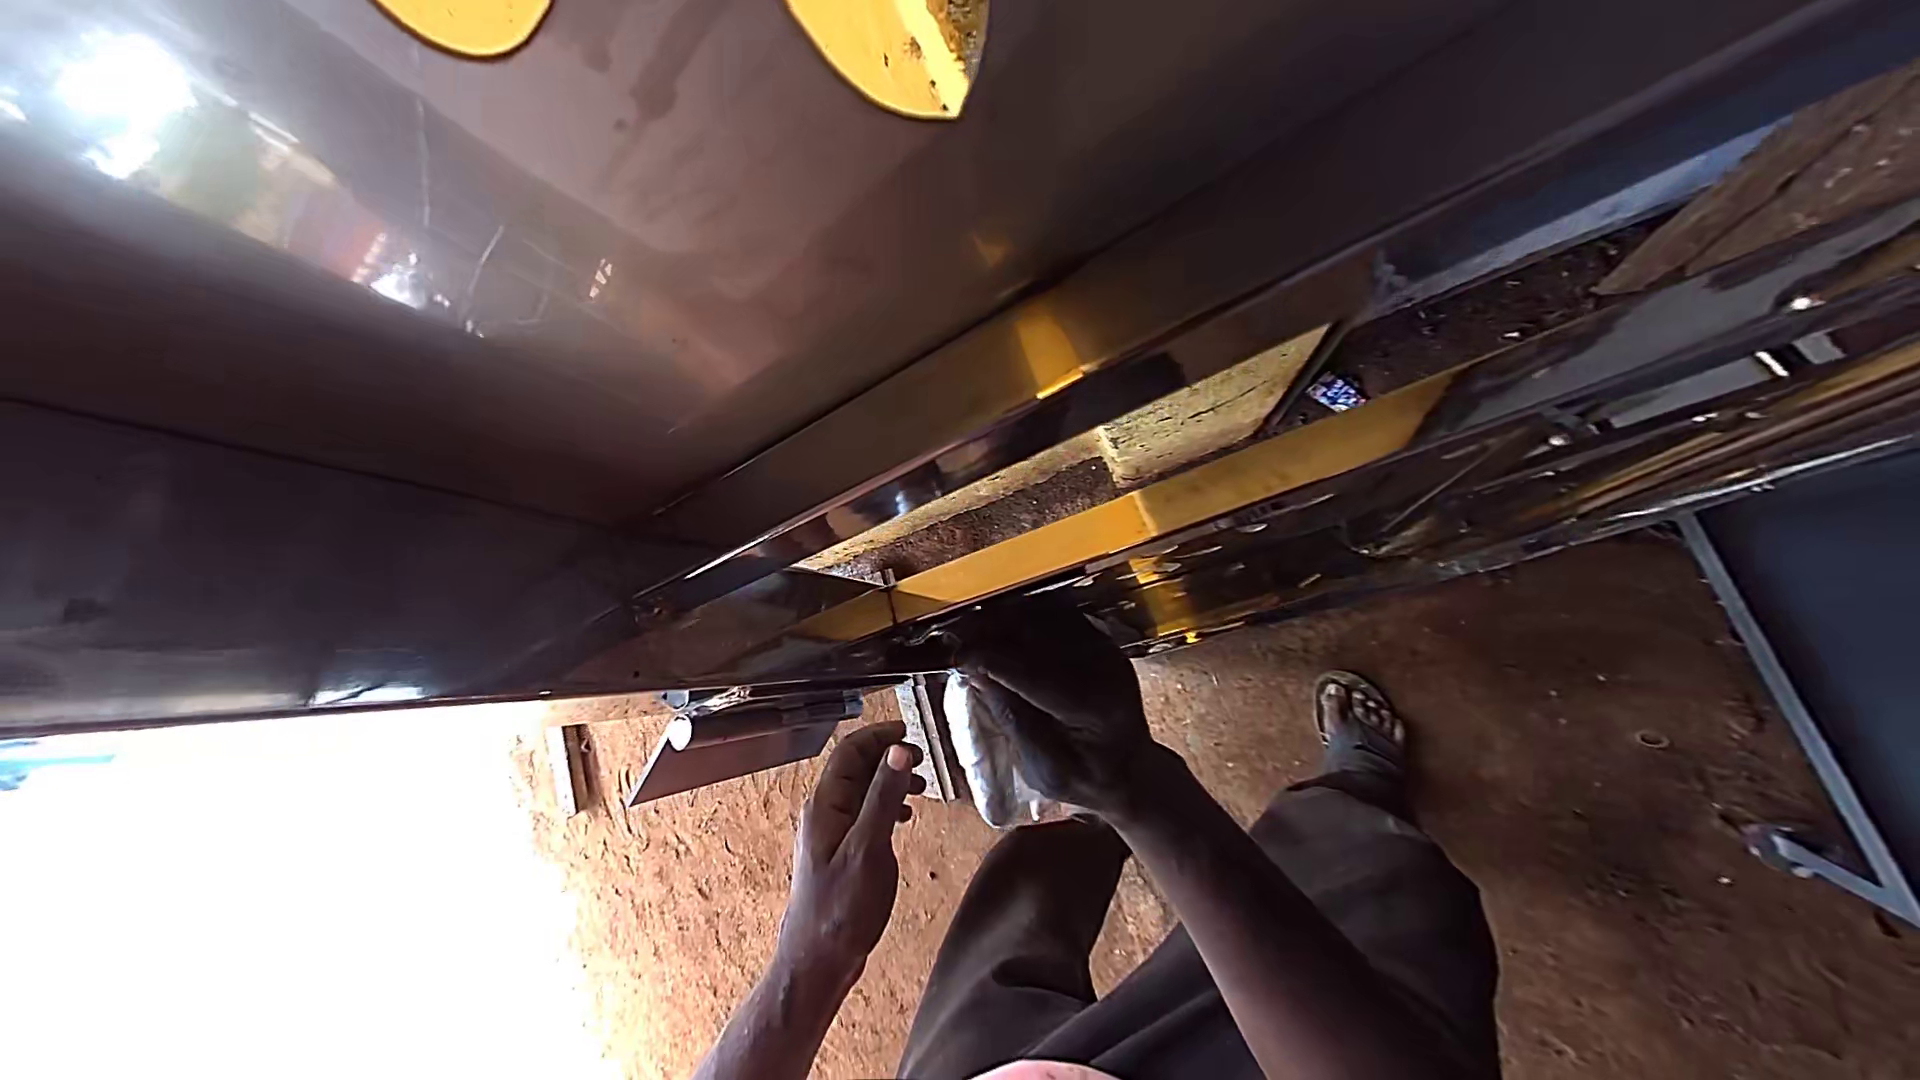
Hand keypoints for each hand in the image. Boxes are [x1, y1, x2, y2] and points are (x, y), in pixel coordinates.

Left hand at [774, 721, 923, 985]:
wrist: (817, 962)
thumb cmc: (841, 909)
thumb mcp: (869, 848)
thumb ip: (884, 797)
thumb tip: (899, 750)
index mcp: (825, 804)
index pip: (849, 751)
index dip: (877, 735)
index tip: (907, 731)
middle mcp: (824, 812)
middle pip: (856, 767)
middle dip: (888, 756)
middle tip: (921, 759)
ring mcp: (831, 832)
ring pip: (862, 790)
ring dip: (890, 780)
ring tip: (920, 787)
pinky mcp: (840, 850)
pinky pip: (864, 813)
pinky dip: (886, 805)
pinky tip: (903, 818)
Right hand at [954, 600, 1156, 815]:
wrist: (1128, 765)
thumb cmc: (1086, 778)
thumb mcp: (1045, 771)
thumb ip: (1012, 721)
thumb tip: (976, 675)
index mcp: (1094, 707)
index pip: (1034, 672)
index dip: (991, 660)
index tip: (958, 658)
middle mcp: (1104, 668)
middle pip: (1038, 634)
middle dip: (991, 632)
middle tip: (955, 639)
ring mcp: (1103, 648)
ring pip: (1043, 616)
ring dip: (1002, 618)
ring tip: (969, 630)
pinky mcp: (1097, 638)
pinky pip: (1054, 613)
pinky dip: (1020, 615)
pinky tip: (995, 625)